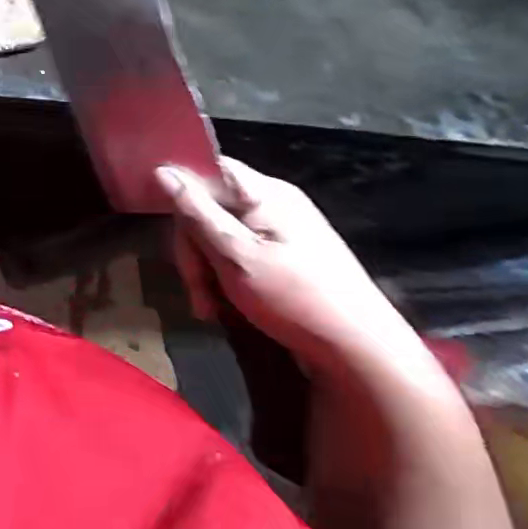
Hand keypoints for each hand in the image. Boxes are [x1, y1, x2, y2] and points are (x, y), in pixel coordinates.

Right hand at [159, 159, 428, 375]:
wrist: (365, 359)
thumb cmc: (298, 301)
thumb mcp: (236, 257)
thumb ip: (197, 212)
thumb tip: (162, 170)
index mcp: (266, 193)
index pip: (208, 169)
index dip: (182, 194)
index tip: (169, 231)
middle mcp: (275, 204)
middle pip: (211, 207)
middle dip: (194, 249)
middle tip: (197, 292)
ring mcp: (283, 231)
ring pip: (221, 235)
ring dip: (207, 270)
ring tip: (210, 308)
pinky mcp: (287, 258)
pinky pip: (240, 253)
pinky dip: (226, 278)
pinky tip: (225, 307)